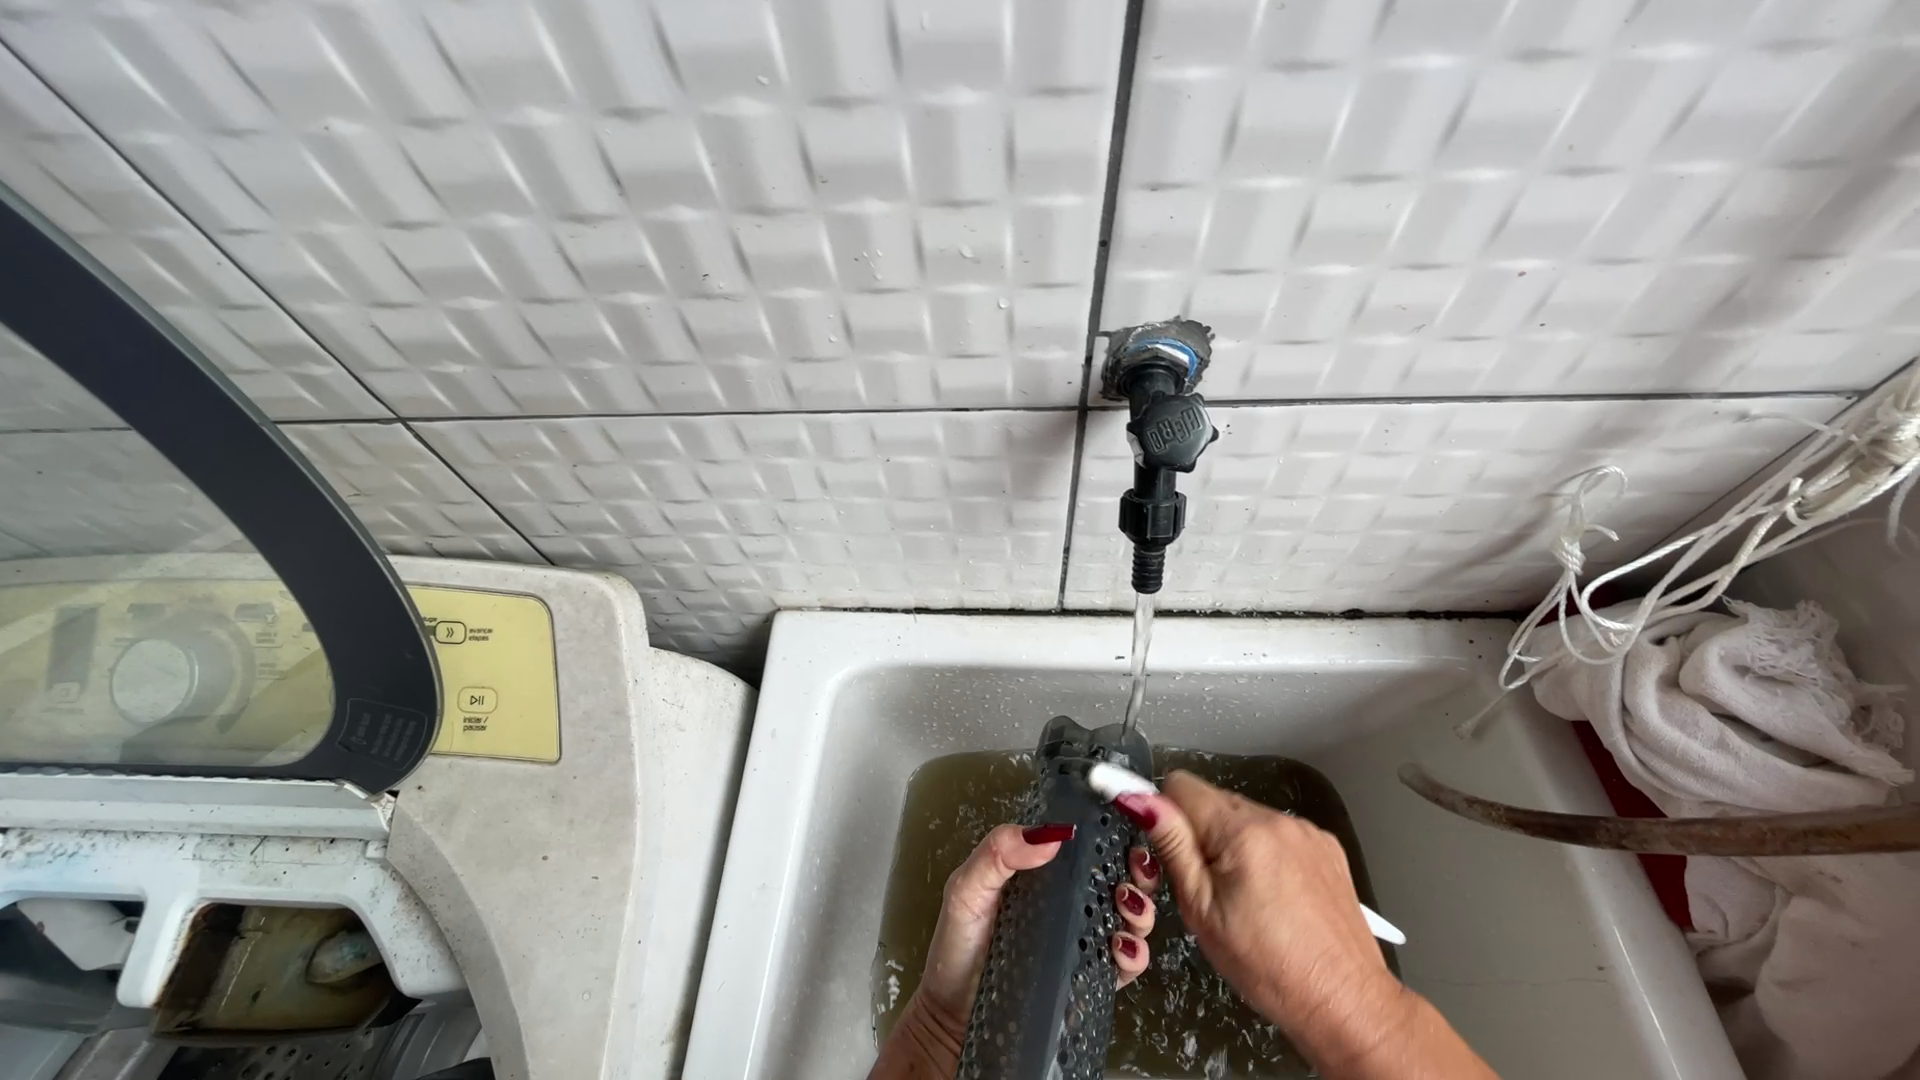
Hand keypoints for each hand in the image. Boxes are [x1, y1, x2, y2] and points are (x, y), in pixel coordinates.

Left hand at [870, 823, 1159, 1079]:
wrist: (952, 1018)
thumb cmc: (957, 946)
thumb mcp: (967, 888)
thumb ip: (999, 852)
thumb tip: (1051, 834)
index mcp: (1041, 873)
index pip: (1083, 845)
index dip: (1110, 834)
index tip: (1124, 829)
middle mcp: (1067, 901)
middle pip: (1117, 876)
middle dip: (1138, 869)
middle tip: (1136, 869)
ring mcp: (1081, 940)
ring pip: (1128, 916)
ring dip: (1140, 908)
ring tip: (1126, 905)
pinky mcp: (1089, 978)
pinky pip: (1124, 964)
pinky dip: (1134, 954)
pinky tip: (1122, 947)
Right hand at [1116, 771, 1497, 1079]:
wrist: (1346, 1002)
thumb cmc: (1268, 967)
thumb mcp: (1201, 911)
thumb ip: (1171, 846)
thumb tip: (1140, 799)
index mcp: (1241, 832)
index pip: (1180, 784)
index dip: (1163, 813)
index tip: (1161, 844)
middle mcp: (1276, 819)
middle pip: (1213, 800)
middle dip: (1199, 833)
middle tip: (1205, 885)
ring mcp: (1305, 831)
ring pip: (1244, 816)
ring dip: (1232, 842)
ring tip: (1243, 894)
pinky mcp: (1325, 846)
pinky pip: (1276, 832)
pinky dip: (1264, 852)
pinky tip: (1273, 894)